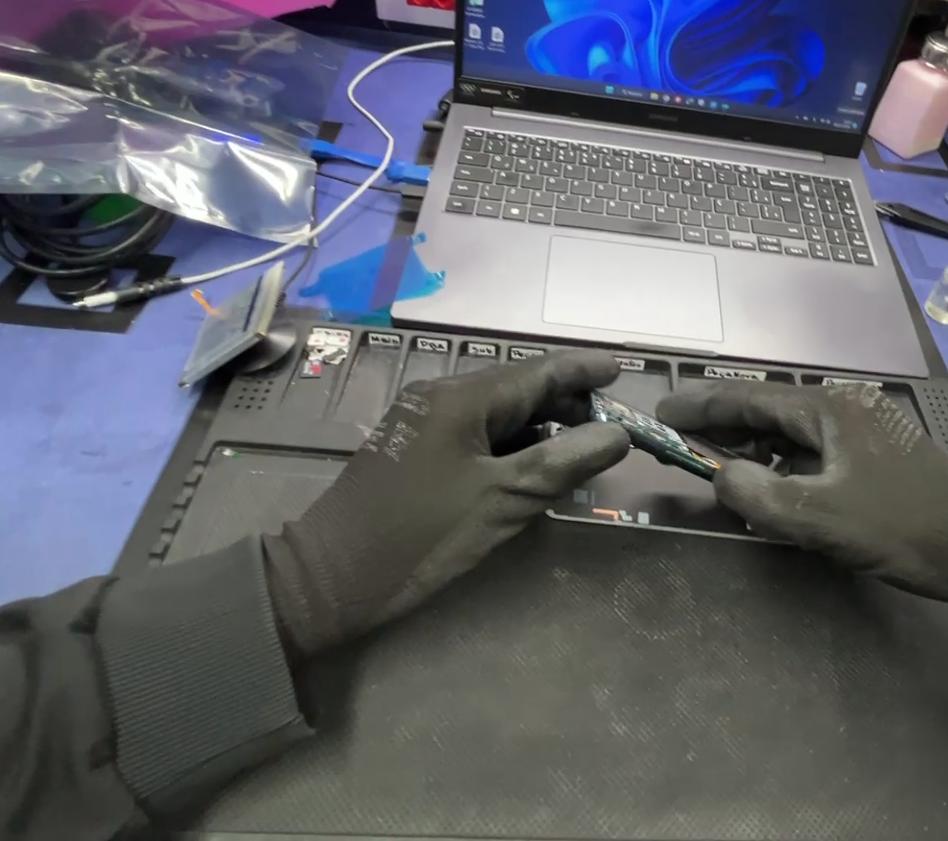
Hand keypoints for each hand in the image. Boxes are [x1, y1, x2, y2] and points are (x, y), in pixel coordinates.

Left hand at [263, 350, 629, 656]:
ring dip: (541, 425)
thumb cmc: (417, 536)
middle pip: (519, 388)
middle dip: (567, 402)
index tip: (620, 370)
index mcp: (462, 398)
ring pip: (499, 412)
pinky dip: (513, 443)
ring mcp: (426, 421)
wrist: (328, 577)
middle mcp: (443, 397)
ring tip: (581, 447)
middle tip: (611, 425)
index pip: (537, 371)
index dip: (582, 370)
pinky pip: (478, 432)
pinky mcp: (417, 447)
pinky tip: (534, 464)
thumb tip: (617, 434)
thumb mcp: (500, 501)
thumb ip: (562, 462)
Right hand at [656, 381, 947, 684]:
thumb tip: (721, 477)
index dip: (704, 404)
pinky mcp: (873, 452)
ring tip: (710, 454)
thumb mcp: (825, 519)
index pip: (752, 398)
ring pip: (790, 428)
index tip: (664, 410)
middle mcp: (844, 406)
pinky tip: (764, 475)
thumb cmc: (905, 529)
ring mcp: (862, 427)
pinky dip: (779, 457)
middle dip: (722, 420)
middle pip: (768, 408)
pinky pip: (810, 446)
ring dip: (750, 441)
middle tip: (678, 432)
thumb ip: (762, 497)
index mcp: (831, 408)